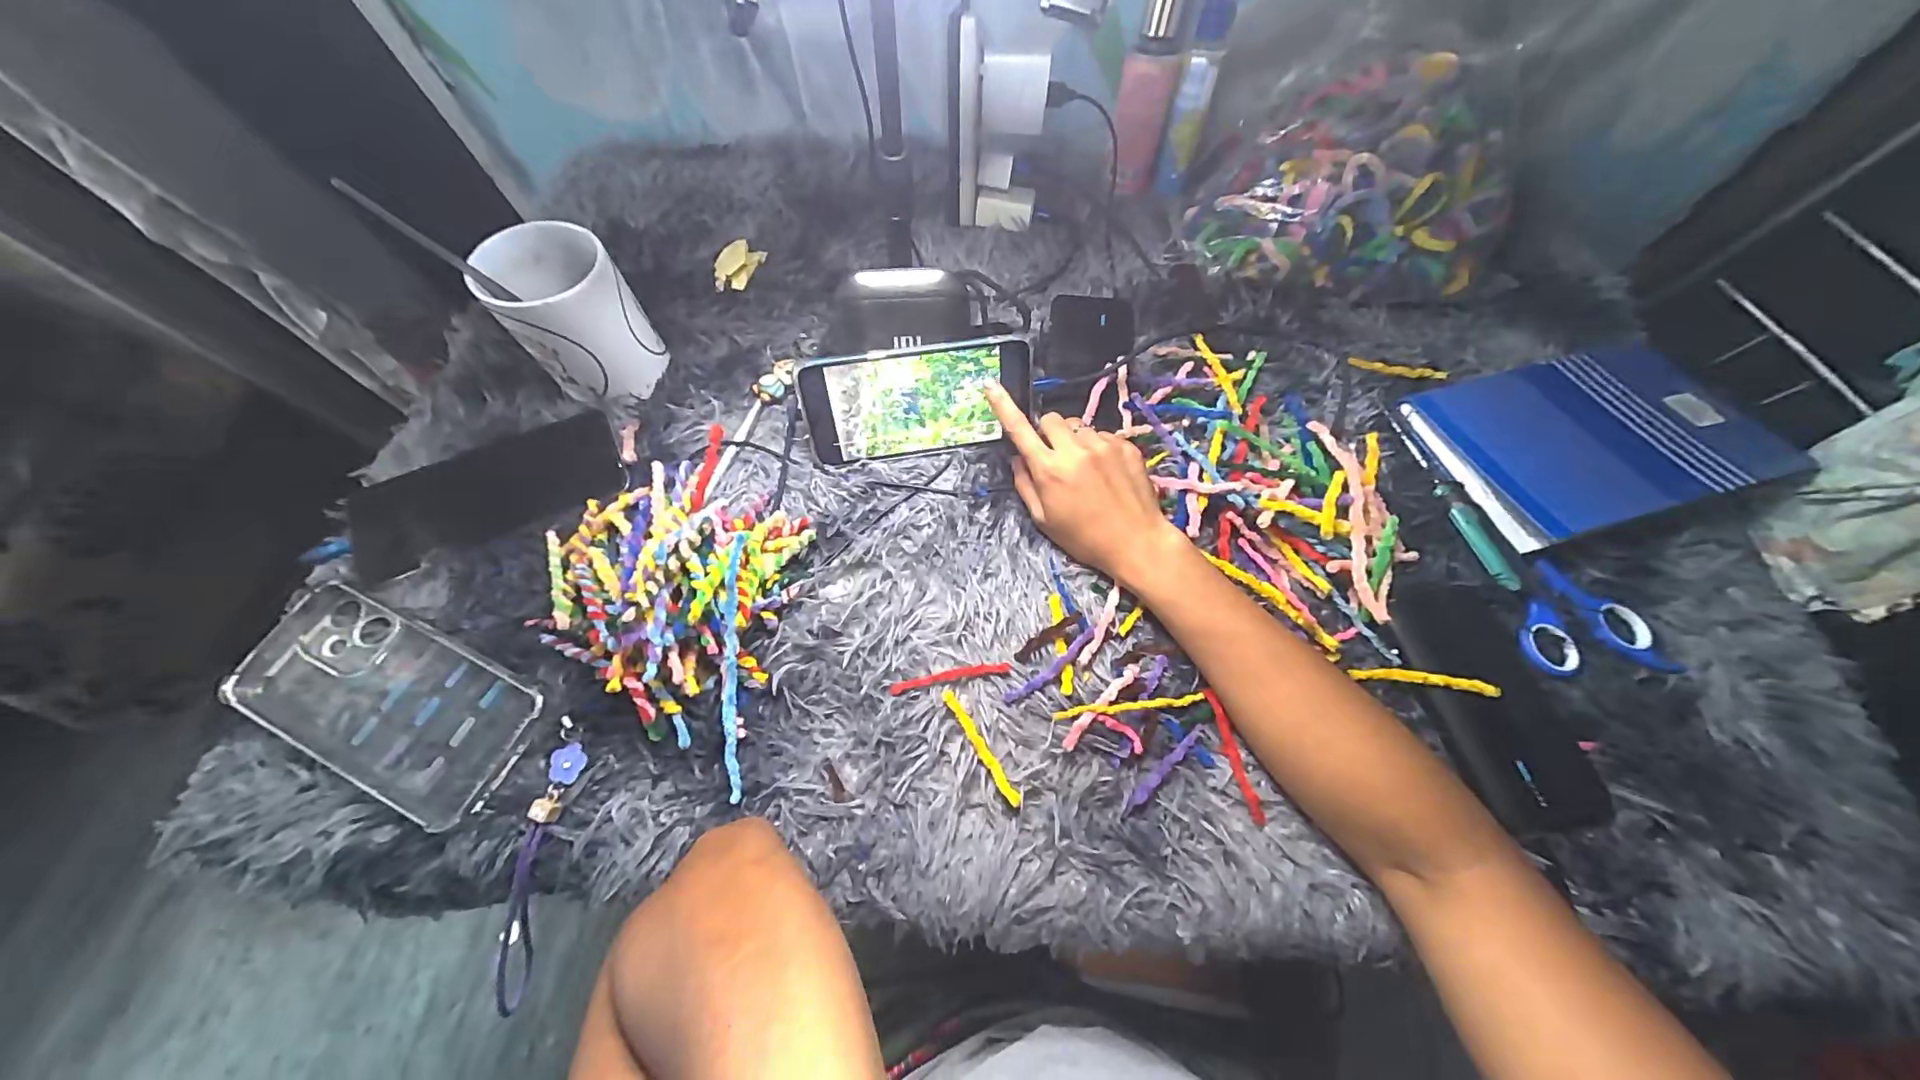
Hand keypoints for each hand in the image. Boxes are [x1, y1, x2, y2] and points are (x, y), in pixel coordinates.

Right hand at [985, 382, 1185, 584]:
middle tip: (1055, 456)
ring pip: (1079, 427)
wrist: (1136, 542)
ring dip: (1075, 441)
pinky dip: (1098, 448)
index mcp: (1049, 470)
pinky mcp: (1125, 446)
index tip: (991, 385)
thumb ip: (1025, 485)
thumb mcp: (1044, 519)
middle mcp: (1074, 451)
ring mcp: (1103, 445)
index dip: (1003, 405)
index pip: (1019, 429)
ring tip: (1085, 469)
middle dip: (1048, 432)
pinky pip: (1103, 435)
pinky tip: (1106, 472)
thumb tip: (1017, 459)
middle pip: (1052, 419)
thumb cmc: (1084, 538)